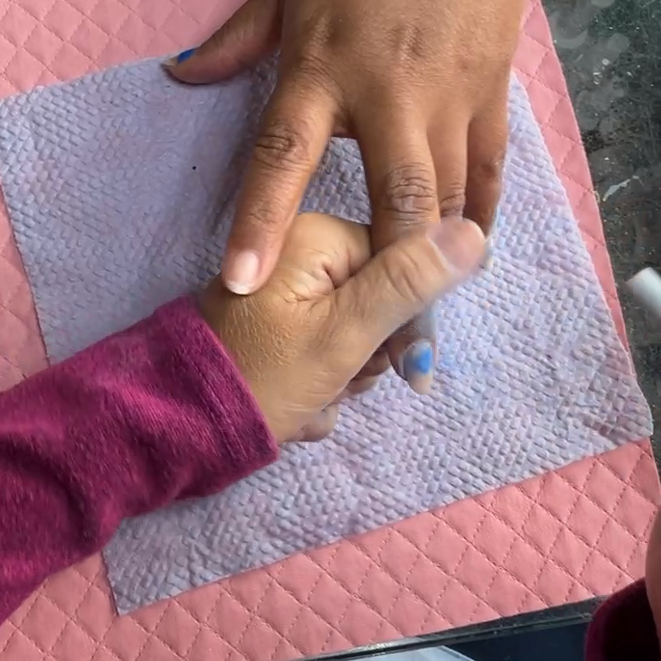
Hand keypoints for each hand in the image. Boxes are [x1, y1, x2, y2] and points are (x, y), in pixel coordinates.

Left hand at [167, 0, 565, 383]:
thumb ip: (236, 39)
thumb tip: (181, 74)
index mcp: (320, 66)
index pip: (280, 159)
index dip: (258, 225)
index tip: (242, 286)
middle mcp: (386, 91)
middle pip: (394, 200)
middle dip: (393, 274)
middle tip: (389, 340)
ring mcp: (449, 92)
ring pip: (450, 193)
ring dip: (441, 259)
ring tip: (433, 315)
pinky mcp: (492, 86)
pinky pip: (491, 164)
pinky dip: (483, 209)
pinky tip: (473, 249)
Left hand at [199, 213, 483, 441]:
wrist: (186, 428)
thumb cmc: (264, 378)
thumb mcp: (344, 333)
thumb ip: (409, 283)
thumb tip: (474, 232)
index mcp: (314, 236)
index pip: (399, 263)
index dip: (397, 319)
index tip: (369, 355)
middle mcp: (297, 252)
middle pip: (377, 302)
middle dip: (363, 355)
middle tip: (330, 379)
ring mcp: (284, 290)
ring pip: (354, 335)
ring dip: (342, 378)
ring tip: (306, 396)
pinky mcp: (275, 323)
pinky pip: (323, 351)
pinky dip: (318, 384)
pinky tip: (293, 403)